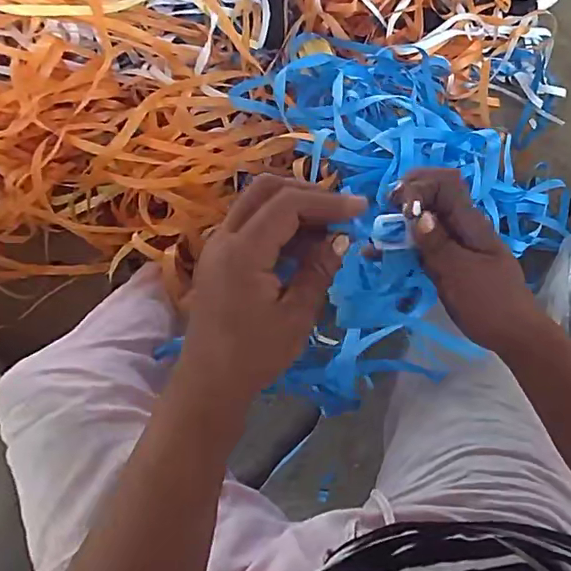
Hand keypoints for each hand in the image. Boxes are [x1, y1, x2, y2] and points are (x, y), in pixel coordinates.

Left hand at [180, 176, 365, 400]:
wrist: (209, 382)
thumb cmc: (254, 355)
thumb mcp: (296, 315)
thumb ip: (318, 270)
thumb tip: (341, 238)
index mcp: (243, 251)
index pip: (287, 204)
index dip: (327, 201)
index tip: (360, 210)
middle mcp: (224, 238)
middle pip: (266, 189)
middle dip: (308, 193)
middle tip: (342, 213)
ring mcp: (217, 245)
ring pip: (256, 202)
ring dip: (293, 206)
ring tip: (328, 230)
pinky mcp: (218, 256)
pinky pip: (249, 222)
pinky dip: (278, 223)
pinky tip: (303, 246)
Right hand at [398, 168, 552, 355]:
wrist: (515, 335)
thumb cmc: (490, 303)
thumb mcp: (459, 273)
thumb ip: (437, 244)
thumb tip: (418, 215)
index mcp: (470, 223)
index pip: (445, 183)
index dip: (419, 185)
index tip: (399, 207)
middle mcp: (462, 228)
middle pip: (433, 198)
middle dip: (405, 200)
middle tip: (384, 217)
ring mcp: (456, 246)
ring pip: (425, 223)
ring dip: (400, 225)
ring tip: (376, 241)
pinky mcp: (449, 264)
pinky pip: (424, 247)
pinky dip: (405, 246)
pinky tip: (383, 255)